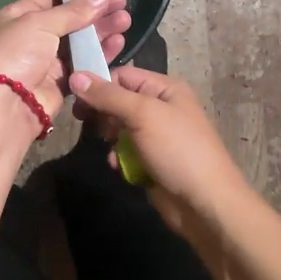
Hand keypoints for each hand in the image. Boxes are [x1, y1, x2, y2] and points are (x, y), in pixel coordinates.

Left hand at [0, 0, 131, 114]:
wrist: (8, 103)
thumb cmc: (17, 53)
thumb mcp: (40, 23)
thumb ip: (73, 11)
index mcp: (19, 15)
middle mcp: (33, 36)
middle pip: (70, 18)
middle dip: (96, 10)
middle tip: (121, 2)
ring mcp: (47, 59)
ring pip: (80, 40)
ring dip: (102, 30)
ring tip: (125, 20)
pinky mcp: (61, 81)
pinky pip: (85, 62)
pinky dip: (101, 52)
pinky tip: (119, 42)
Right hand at [69, 66, 248, 208]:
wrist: (205, 204)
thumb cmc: (177, 151)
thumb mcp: (142, 115)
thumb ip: (108, 95)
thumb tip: (75, 75)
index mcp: (165, 89)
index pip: (122, 75)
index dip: (99, 85)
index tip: (75, 99)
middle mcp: (161, 107)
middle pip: (118, 101)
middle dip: (104, 115)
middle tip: (88, 125)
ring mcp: (157, 135)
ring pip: (118, 128)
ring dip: (111, 139)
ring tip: (114, 150)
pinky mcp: (151, 159)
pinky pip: (125, 151)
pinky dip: (120, 158)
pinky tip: (122, 168)